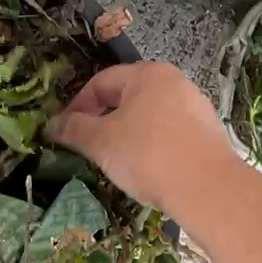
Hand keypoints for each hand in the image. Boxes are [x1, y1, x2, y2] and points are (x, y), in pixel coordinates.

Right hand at [47, 62, 238, 211]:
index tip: (66, 131)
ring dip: (127, 134)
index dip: (78, 105)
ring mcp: (196, 107)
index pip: (102, 81)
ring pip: (149, 116)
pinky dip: (152, 146)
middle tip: (89, 147)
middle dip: (103, 121)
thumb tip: (52, 124)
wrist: (208, 188)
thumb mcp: (102, 142)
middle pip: (127, 97)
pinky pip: (170, 133)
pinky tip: (148, 170)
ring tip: (117, 162)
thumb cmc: (148, 155)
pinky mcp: (208, 133)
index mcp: (148, 74)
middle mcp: (175, 82)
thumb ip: (75, 129)